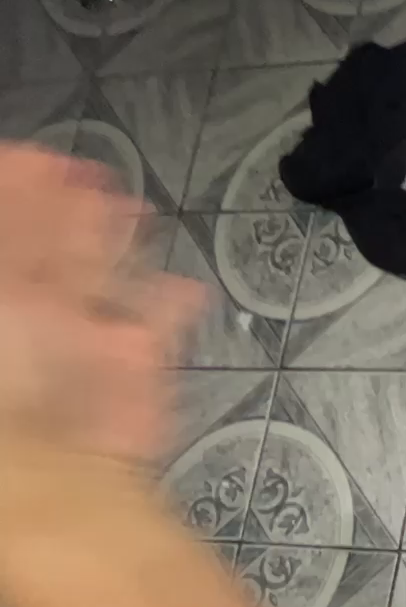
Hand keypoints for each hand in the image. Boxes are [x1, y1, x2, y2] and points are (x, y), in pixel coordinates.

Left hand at [0, 144, 200, 465]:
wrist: (45, 451)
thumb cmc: (5, 372)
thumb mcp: (0, 288)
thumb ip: (16, 233)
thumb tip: (25, 171)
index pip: (6, 227)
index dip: (13, 188)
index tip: (30, 155)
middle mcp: (28, 301)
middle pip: (46, 244)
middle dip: (62, 206)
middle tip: (80, 167)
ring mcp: (85, 331)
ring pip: (105, 276)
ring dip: (118, 243)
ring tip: (130, 205)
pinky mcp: (139, 361)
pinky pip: (160, 325)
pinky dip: (174, 307)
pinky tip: (186, 286)